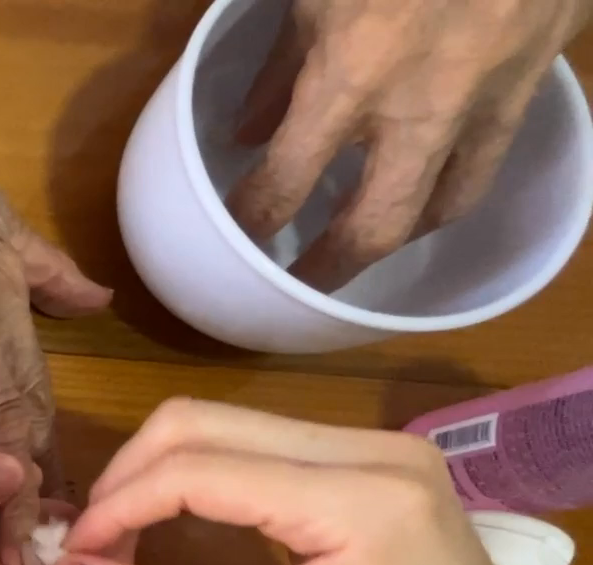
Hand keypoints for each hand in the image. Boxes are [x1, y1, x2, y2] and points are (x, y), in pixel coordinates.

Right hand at [54, 399, 575, 564]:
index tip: (74, 552)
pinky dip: (187, 472)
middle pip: (198, 422)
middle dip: (125, 477)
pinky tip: (171, 516)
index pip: (197, 471)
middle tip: (94, 536)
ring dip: (151, 472)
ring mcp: (372, 446)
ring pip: (215, 422)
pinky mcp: (362, 456)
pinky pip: (244, 438)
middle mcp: (370, 451)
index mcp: (360, 502)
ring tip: (125, 531)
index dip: (118, 506)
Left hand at [230, 0, 589, 290]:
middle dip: (333, 266)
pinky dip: (459, 177)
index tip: (234, 235)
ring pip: (454, 196)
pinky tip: (429, 180)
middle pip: (380, 225)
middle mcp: (426, 101)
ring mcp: (498, 84)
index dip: (250, 223)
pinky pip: (500, 144)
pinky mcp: (550, 61)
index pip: (279, 190)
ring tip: (366, 245)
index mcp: (350, 81)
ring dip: (404, 232)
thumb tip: (243, 135)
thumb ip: (276, 73)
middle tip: (299, 284)